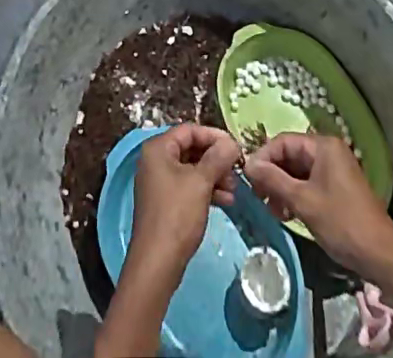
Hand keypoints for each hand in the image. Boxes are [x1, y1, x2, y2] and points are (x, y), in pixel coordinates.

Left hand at [129, 125, 240, 275]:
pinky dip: (207, 190)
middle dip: (216, 159)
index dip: (214, 136)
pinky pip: (189, 186)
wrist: (158, 262)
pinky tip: (226, 201)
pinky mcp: (166, 202)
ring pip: (192, 169)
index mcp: (158, 149)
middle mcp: (156, 160)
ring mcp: (160, 182)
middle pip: (191, 149)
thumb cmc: (177, 215)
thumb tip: (232, 142)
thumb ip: (218, 158)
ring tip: (234, 189)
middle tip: (237, 170)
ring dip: (214, 176)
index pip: (189, 130)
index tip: (236, 147)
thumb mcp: (200, 182)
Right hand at [245, 134, 392, 271]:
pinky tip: (285, 214)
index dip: (263, 157)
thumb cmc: (341, 222)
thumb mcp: (302, 200)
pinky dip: (294, 195)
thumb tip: (247, 164)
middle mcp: (329, 152)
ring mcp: (334, 170)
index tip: (247, 177)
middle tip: (257, 196)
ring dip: (281, 188)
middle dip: (271, 175)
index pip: (283, 141)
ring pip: (297, 171)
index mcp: (323, 146)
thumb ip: (272, 179)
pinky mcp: (336, 188)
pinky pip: (307, 183)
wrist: (380, 255)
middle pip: (289, 155)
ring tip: (271, 209)